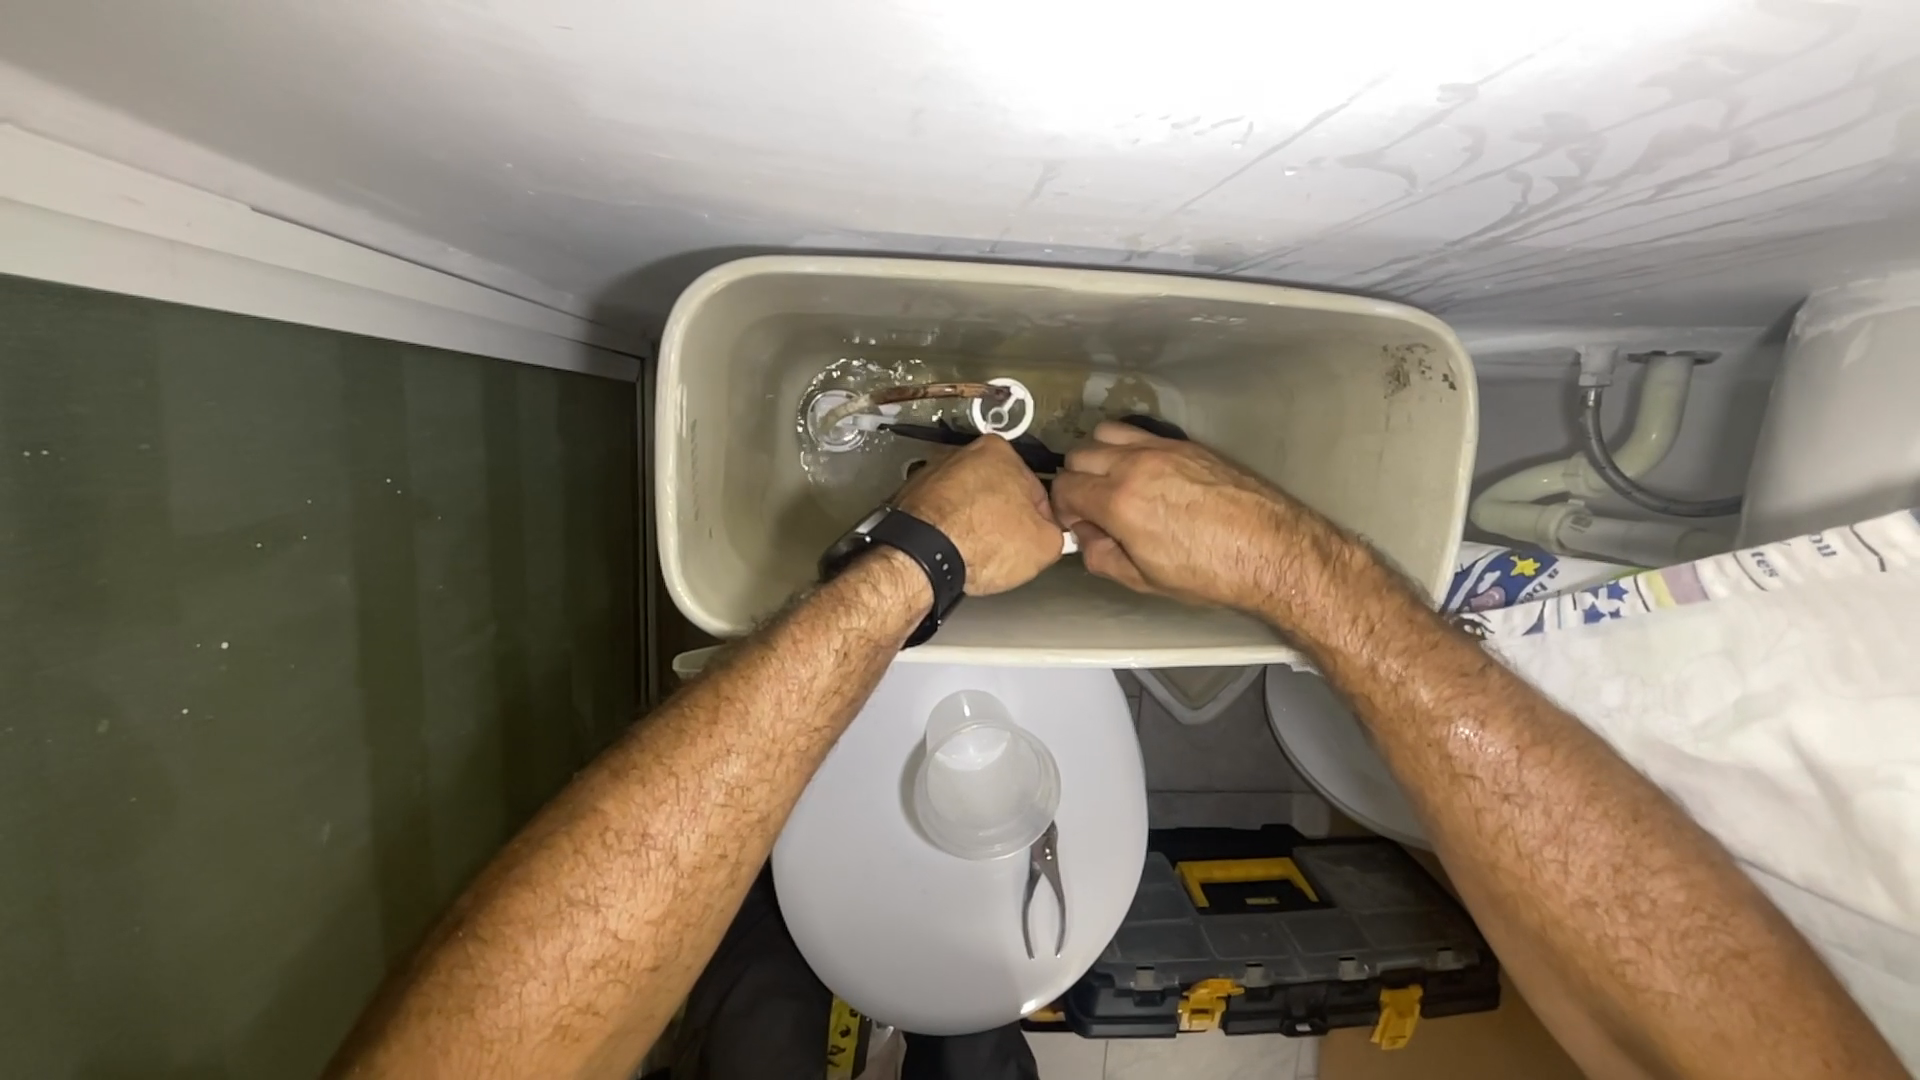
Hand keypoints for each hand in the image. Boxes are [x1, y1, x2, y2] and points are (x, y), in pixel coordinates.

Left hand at [894, 435, 1063, 595]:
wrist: (924, 558)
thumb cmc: (976, 542)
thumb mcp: (1044, 545)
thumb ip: (1056, 533)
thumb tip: (1051, 536)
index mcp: (1001, 452)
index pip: (1035, 489)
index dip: (1038, 520)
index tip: (1033, 536)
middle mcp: (963, 454)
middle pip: (997, 492)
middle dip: (1002, 518)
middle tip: (1004, 547)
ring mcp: (933, 473)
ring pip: (966, 503)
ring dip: (972, 524)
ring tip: (975, 551)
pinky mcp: (909, 496)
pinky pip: (939, 515)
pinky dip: (945, 530)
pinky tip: (952, 550)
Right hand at [1051, 421, 1348, 615]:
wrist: (1271, 551)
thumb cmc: (1208, 573)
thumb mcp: (1144, 580)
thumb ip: (1101, 556)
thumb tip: (1088, 537)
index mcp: (1119, 502)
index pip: (1063, 487)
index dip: (1063, 509)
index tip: (1079, 525)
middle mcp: (1135, 465)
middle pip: (1078, 456)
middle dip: (1077, 481)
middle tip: (1094, 507)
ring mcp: (1161, 449)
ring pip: (1104, 434)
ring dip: (1099, 457)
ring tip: (1115, 483)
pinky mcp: (1184, 444)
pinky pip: (1137, 433)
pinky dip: (1127, 448)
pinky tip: (1144, 474)